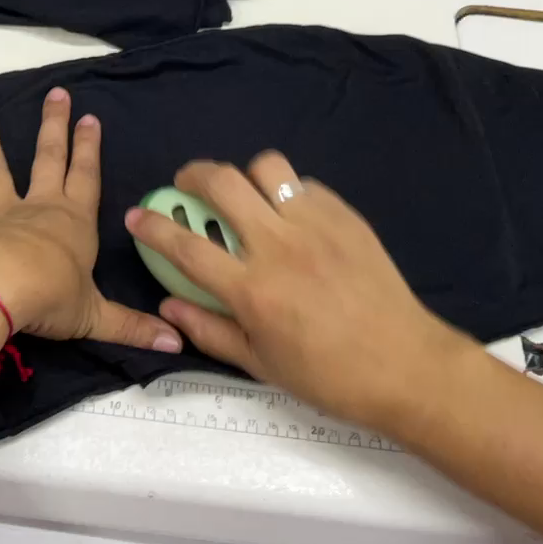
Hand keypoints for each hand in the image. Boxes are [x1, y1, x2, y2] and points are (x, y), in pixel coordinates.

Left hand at [0, 87, 181, 353]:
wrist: (2, 293)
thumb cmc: (53, 298)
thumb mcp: (97, 315)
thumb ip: (133, 326)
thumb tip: (177, 343)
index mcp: (73, 221)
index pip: (87, 176)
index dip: (90, 148)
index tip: (90, 117)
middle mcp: (38, 208)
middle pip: (48, 159)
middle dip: (54, 126)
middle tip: (56, 94)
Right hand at [126, 151, 481, 430]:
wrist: (406, 364)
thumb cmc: (329, 376)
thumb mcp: (261, 365)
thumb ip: (209, 330)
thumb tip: (167, 304)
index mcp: (253, 290)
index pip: (187, 247)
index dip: (154, 228)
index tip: (136, 216)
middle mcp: (279, 246)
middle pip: (223, 184)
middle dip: (193, 175)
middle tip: (188, 184)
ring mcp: (316, 224)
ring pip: (268, 167)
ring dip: (246, 175)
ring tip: (246, 194)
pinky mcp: (345, 215)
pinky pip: (305, 184)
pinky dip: (288, 192)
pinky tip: (292, 216)